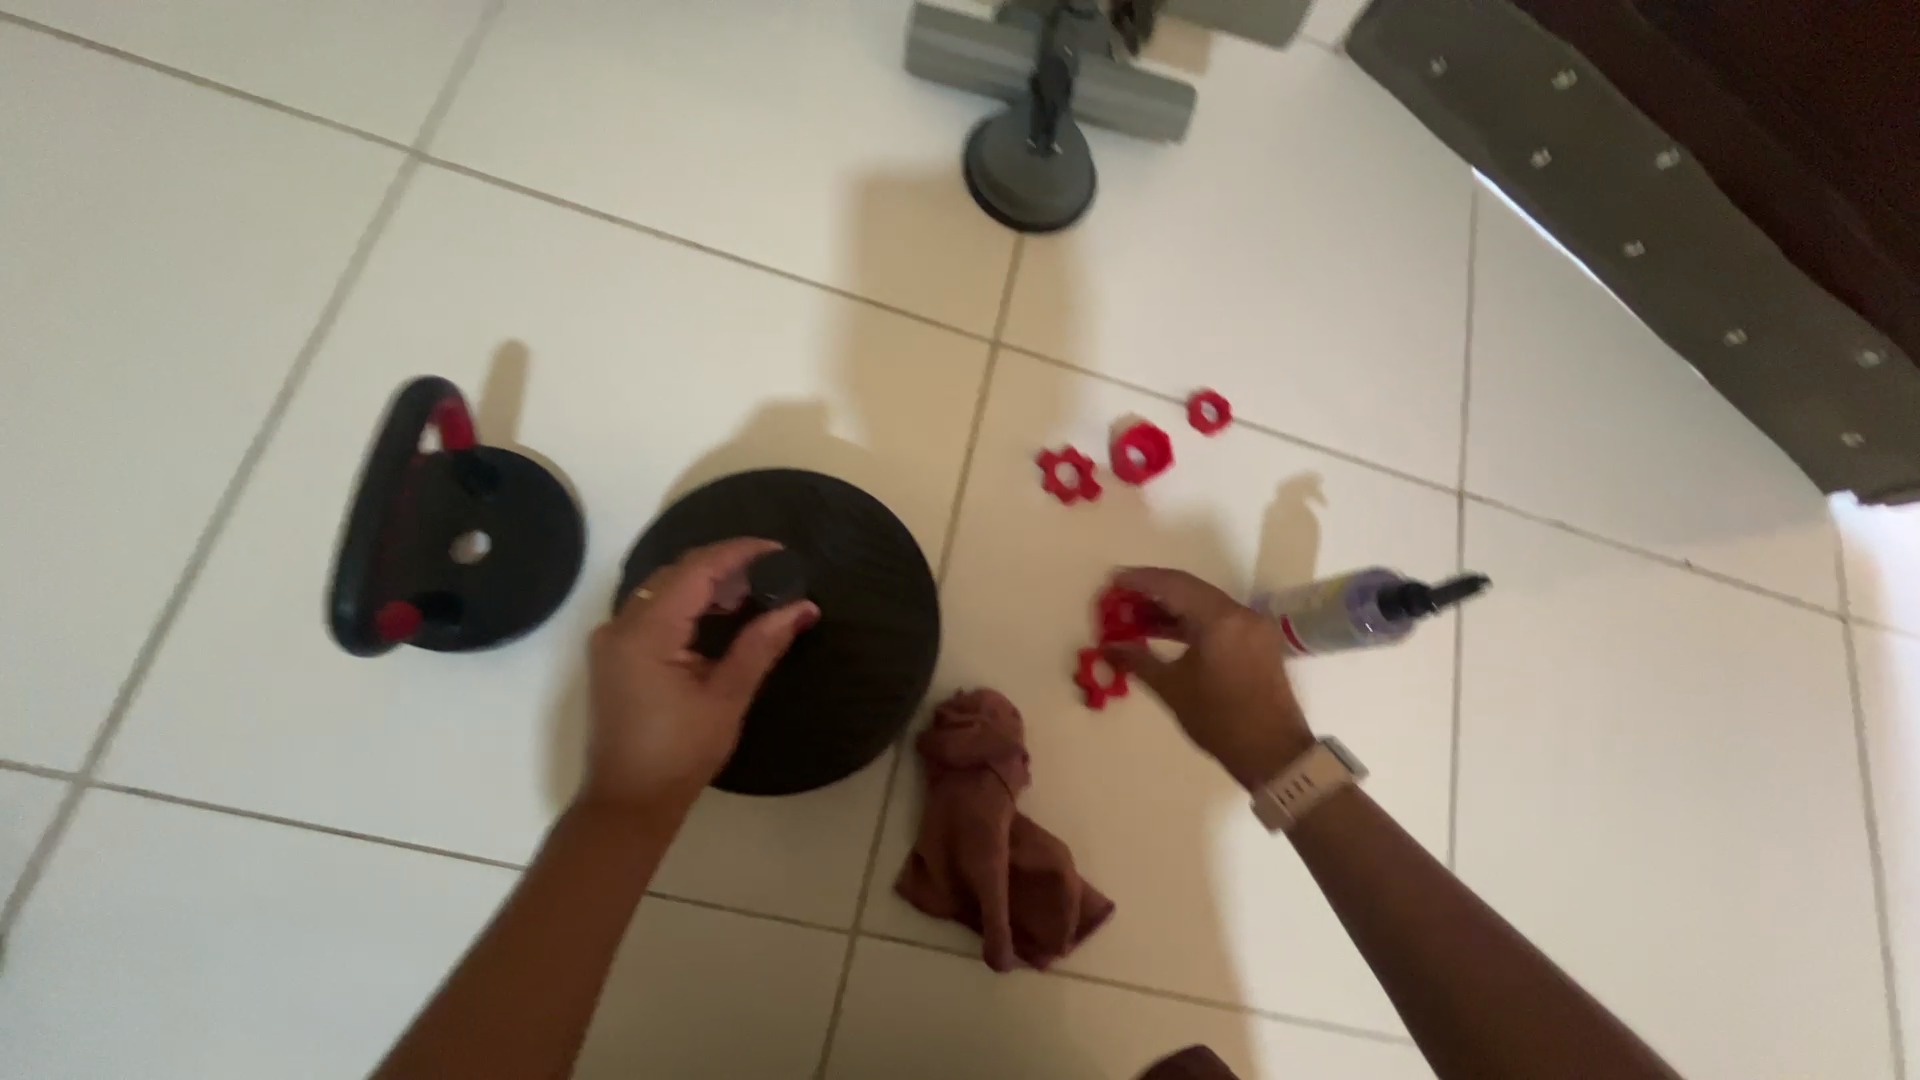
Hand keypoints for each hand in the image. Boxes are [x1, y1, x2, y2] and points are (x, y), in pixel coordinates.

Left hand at [582, 538, 818, 816]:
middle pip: (676, 573)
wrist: (628, 802)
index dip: (739, 553)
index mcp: (646, 633)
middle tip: (773, 572)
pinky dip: (689, 603)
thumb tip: (803, 607)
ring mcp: (612, 639)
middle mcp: (620, 626)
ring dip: (707, 583)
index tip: (779, 551)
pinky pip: (654, 610)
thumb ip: (762, 644)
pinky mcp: (615, 654)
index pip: (696, 570)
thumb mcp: (727, 697)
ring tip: (755, 590)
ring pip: (663, 589)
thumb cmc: (680, 754)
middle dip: (726, 565)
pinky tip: (722, 613)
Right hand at [1102, 568, 1314, 790]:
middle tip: (1119, 599)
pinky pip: (1216, 619)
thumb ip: (1137, 660)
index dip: (1140, 580)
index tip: (1113, 581)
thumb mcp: (1172, 688)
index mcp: (1220, 620)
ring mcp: (1252, 626)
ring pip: (1202, 603)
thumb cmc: (1219, 720)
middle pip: (1188, 589)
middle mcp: (1240, 613)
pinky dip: (1188, 621)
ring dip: (1169, 607)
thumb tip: (1107, 647)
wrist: (1273, 753)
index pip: (1173, 585)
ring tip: (1133, 616)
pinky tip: (1162, 630)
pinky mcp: (1256, 640)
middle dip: (1151, 592)